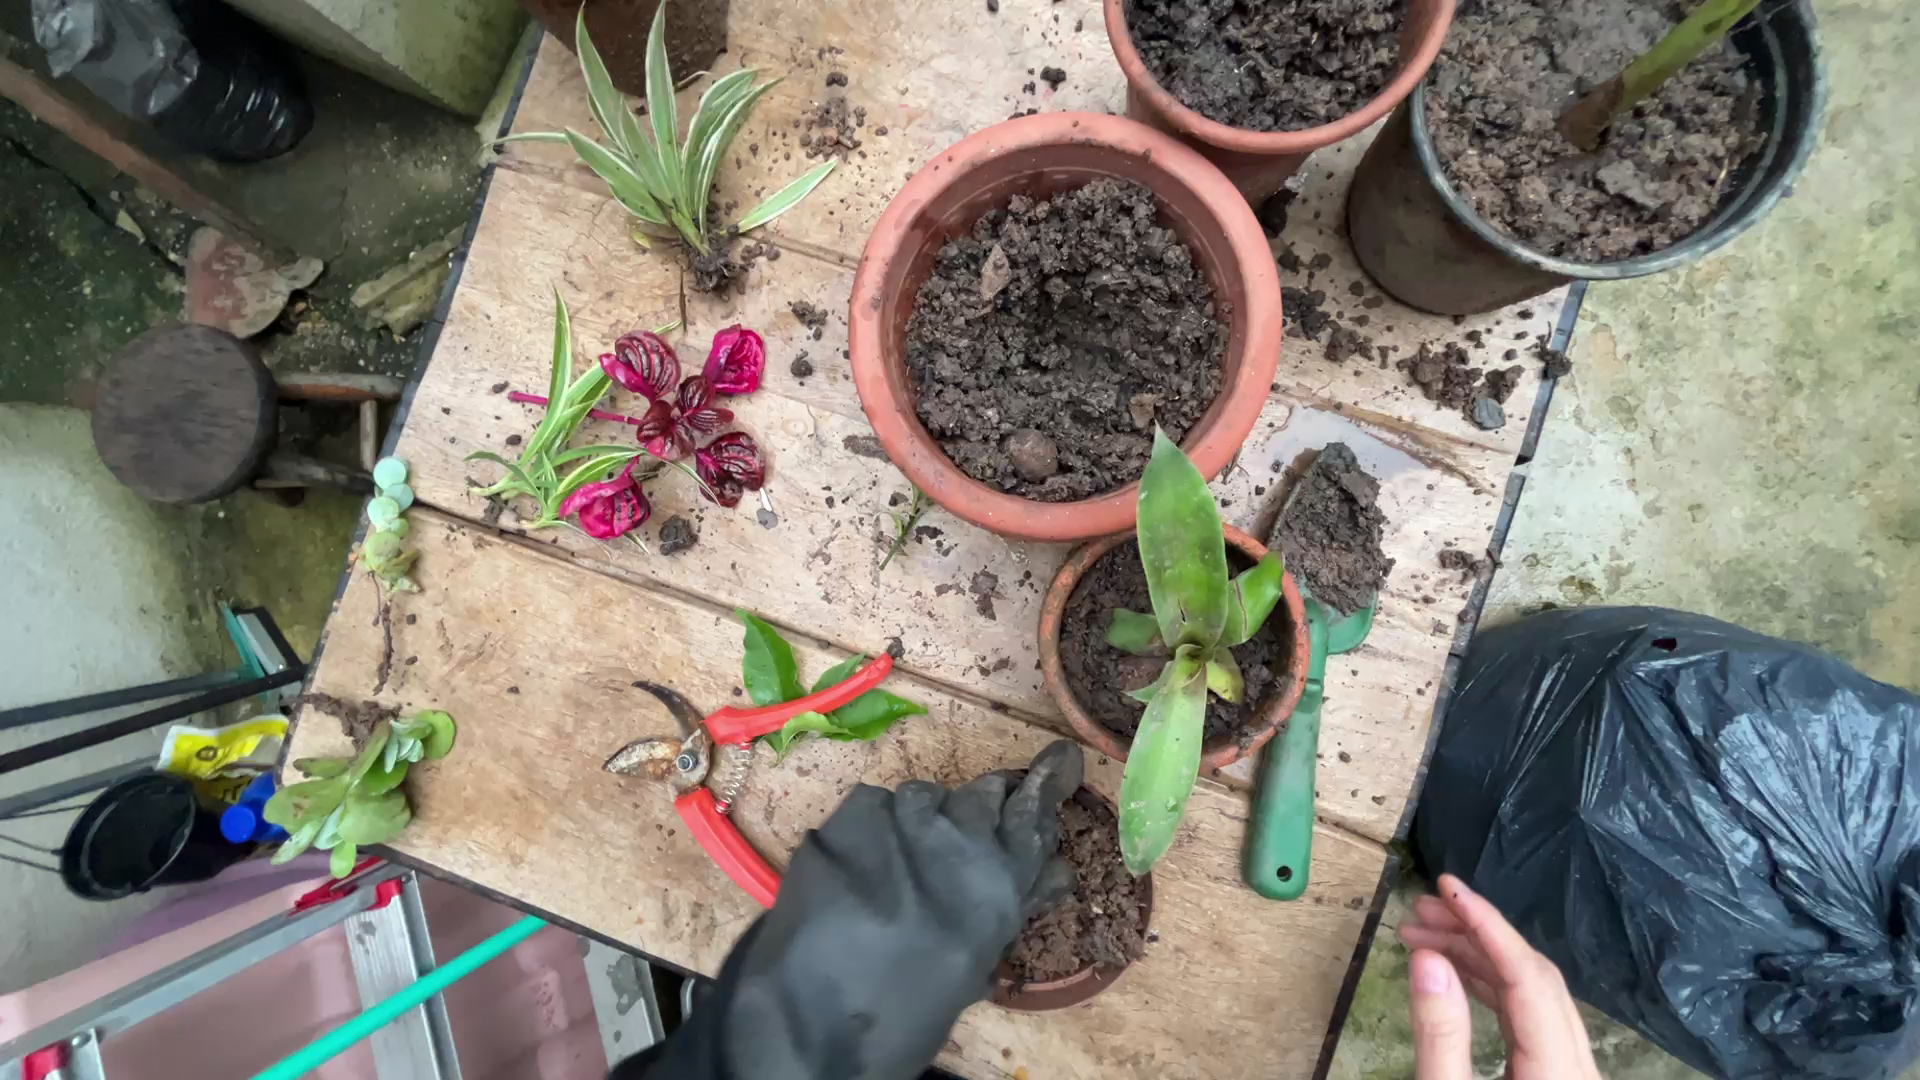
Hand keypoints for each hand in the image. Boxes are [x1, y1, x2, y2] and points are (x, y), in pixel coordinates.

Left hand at [713, 740, 1083, 1079]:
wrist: (807, 1019)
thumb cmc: (901, 1012)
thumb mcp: (972, 967)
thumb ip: (1013, 905)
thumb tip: (1058, 871)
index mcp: (998, 883)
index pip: (1034, 812)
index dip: (1048, 781)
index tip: (1059, 756)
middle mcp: (960, 836)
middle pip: (985, 792)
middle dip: (980, 807)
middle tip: (958, 837)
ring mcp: (906, 816)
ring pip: (928, 795)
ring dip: (924, 819)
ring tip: (899, 863)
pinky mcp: (857, 809)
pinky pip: (878, 804)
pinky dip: (875, 827)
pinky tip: (860, 864)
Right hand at [1398, 873, 1600, 1079]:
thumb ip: (1440, 1032)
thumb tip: (1428, 955)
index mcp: (1559, 1075)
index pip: (1526, 977)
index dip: (1486, 923)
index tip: (1445, 885)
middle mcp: (1579, 1071)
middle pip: (1535, 980)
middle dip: (1475, 933)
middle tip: (1416, 911)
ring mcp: (1573, 1078)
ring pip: (1534, 997)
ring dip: (1476, 957)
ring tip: (1419, 936)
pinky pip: (1530, 1020)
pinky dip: (1487, 986)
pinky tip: (1449, 974)